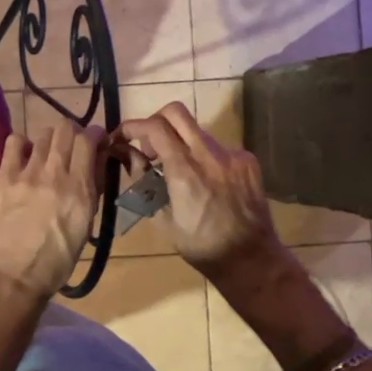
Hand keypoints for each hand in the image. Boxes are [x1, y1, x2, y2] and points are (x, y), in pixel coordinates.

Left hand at [0, 122, 105, 300]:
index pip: (89, 140)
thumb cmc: (56, 260)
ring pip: (44, 134)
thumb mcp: (86, 227)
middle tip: (72, 147)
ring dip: (51, 140)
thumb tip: (97, 164)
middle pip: (66, 129)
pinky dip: (23, 144)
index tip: (95, 140)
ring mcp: (28, 173)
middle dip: (73, 133)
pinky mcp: (5, 177)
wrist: (14, 275)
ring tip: (49, 155)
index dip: (95, 135)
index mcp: (81, 190)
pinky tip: (25, 156)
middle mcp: (57, 175)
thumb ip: (92, 191)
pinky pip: (14, 142)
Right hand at [117, 102, 280, 281]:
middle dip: (155, 122)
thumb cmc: (199, 245)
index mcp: (185, 171)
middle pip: (176, 112)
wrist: (249, 258)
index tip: (122, 137)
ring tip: (177, 172)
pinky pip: (218, 148)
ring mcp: (232, 155)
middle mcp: (209, 155)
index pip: (154, 127)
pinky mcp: (247, 161)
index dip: (132, 126)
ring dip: (180, 142)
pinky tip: (205, 182)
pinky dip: (203, 156)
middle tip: (150, 147)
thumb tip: (124, 154)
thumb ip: (142, 179)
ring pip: (197, 131)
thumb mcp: (161, 217)